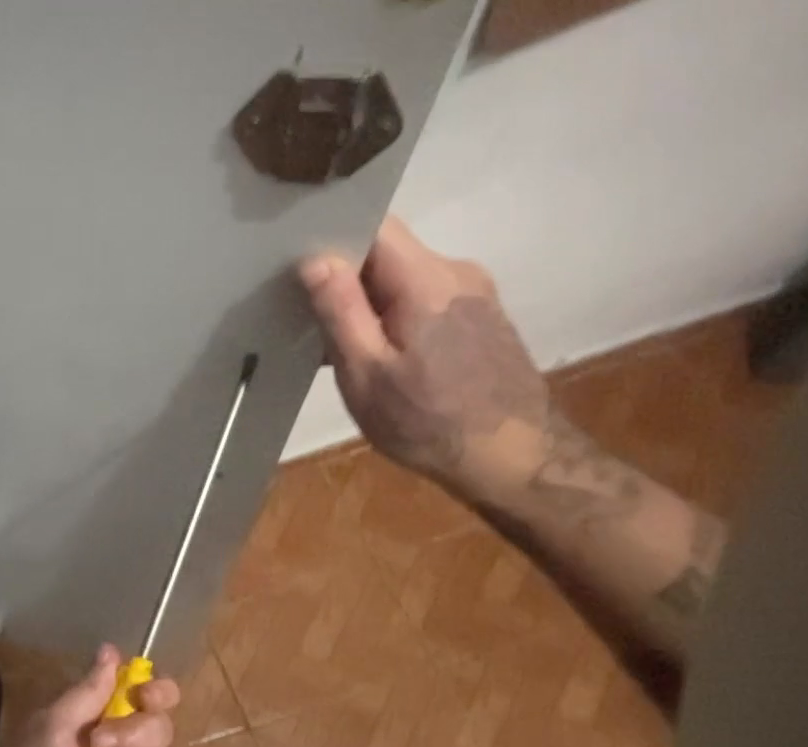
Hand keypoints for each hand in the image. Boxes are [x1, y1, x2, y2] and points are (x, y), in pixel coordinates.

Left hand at [0, 645, 179, 746]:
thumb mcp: (50, 727)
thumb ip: (86, 693)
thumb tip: (111, 649)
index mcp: (101, 715)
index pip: (153, 695)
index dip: (160, 693)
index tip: (147, 698)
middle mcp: (123, 744)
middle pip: (163, 731)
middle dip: (132, 739)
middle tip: (96, 745)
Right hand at [299, 216, 550, 501]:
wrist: (513, 459)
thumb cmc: (428, 421)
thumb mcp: (367, 373)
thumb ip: (340, 311)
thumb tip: (315, 259)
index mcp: (427, 279)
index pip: (375, 225)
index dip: (332, 237)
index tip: (294, 267)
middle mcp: (456, 271)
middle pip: (387, 253)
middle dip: (344, 277)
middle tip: (303, 314)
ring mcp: (474, 294)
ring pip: (403, 278)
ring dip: (366, 303)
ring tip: (334, 344)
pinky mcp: (479, 318)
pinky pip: (422, 300)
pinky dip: (391, 317)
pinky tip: (375, 356)